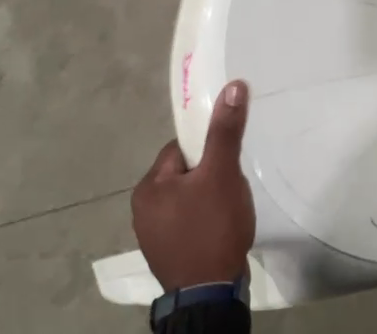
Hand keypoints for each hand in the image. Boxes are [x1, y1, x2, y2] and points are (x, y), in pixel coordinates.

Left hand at [131, 79, 255, 289]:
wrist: (211, 292)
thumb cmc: (212, 227)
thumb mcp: (222, 173)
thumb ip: (226, 131)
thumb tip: (234, 86)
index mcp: (148, 186)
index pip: (180, 147)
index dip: (208, 148)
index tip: (228, 158)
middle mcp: (142, 209)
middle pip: (185, 172)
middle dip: (211, 172)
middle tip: (232, 182)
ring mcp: (153, 235)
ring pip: (188, 197)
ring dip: (209, 195)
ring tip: (230, 204)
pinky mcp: (169, 252)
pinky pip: (189, 220)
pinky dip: (205, 217)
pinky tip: (222, 224)